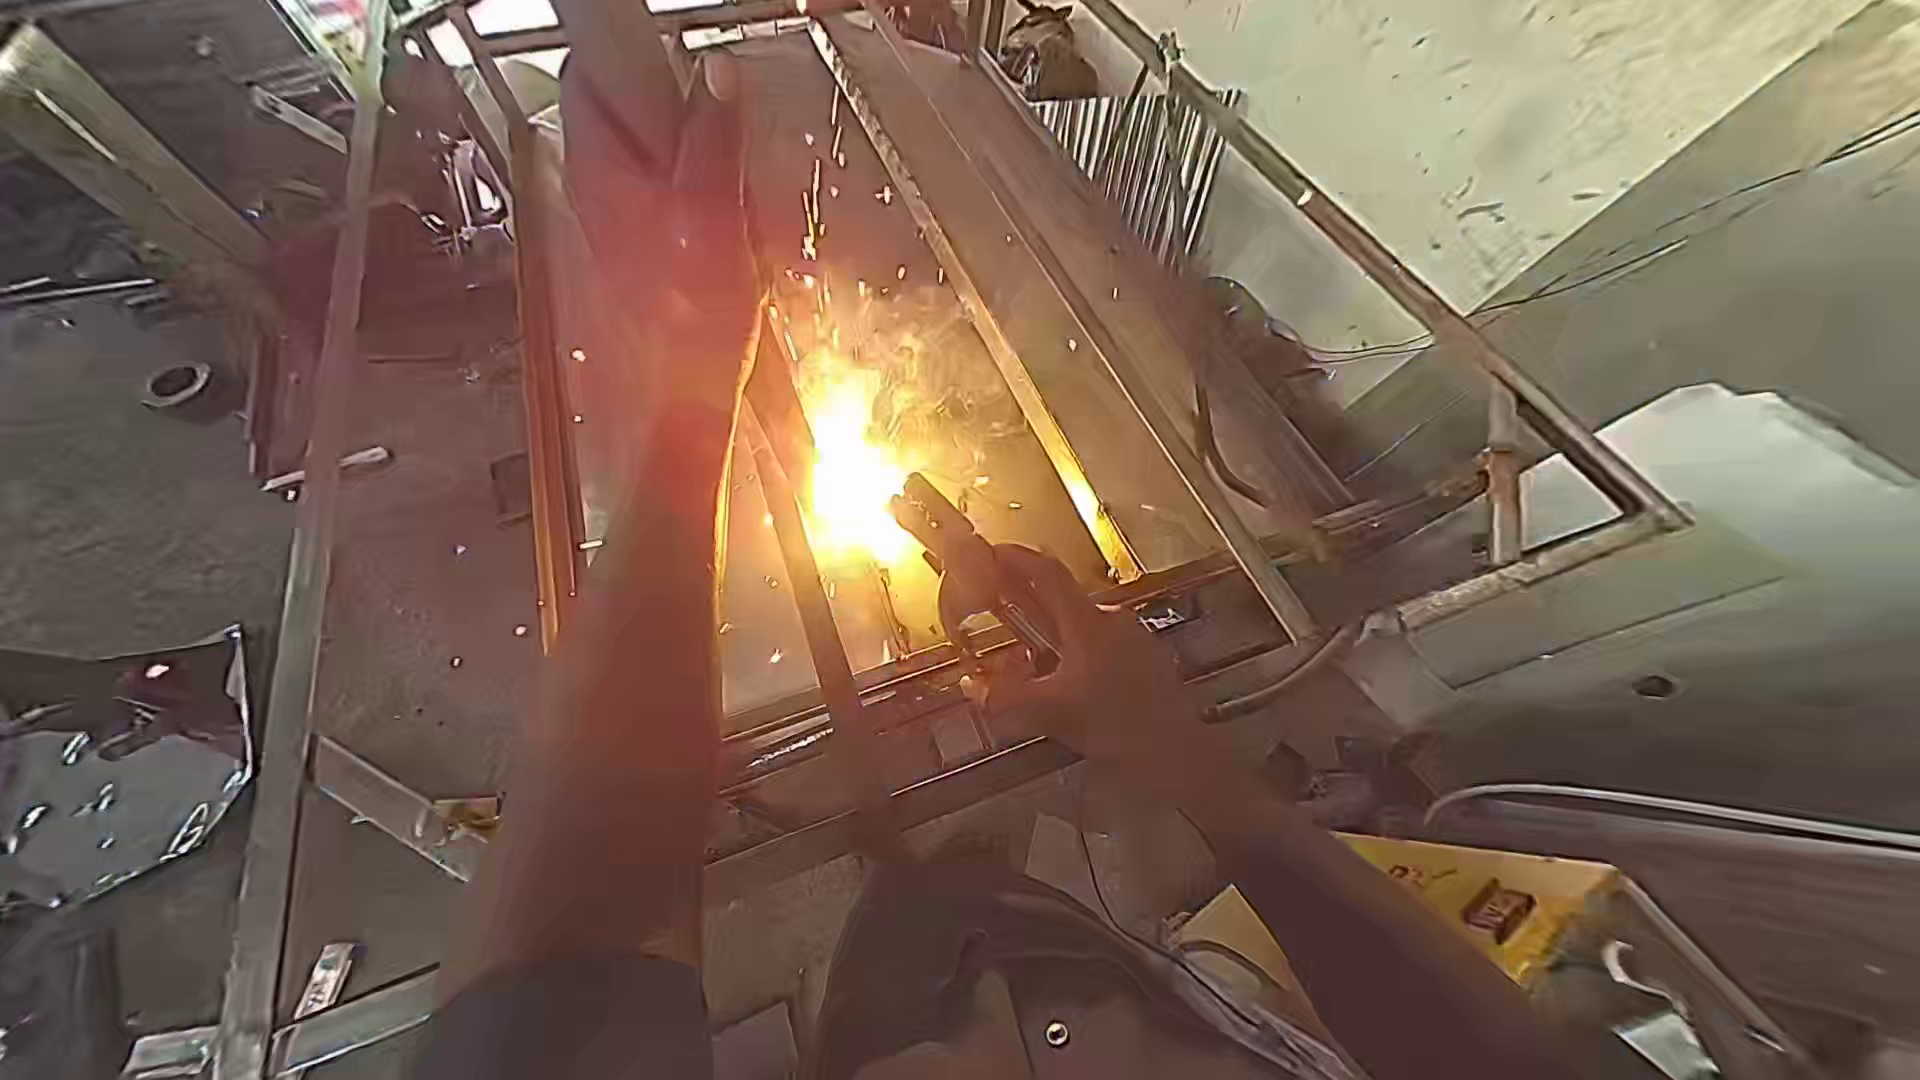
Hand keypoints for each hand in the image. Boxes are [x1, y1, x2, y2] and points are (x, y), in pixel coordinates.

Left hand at [560, 49, 755, 424]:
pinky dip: (704, 215)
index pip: (594, 69)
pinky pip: (674, 212)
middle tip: (728, 154)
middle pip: (634, 120)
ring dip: (701, 175)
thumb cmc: (688, 323)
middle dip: (686, 127)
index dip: (638, 53)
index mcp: (600, 168)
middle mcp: (597, 191)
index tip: (678, 58)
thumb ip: (714, 141)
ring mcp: (621, 228)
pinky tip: (729, 245)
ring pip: (659, 169)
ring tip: (735, 210)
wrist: (683, 396)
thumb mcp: (713, 217)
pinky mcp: (647, 260)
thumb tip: (718, 76)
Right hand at [971, 546, 1236, 800]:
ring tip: (1031, 652)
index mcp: (1087, 623)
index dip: (1018, 557)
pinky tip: (1070, 675)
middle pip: (1062, 596)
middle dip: (1029, 598)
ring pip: (1080, 620)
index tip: (994, 551)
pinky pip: (1100, 638)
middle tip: (1002, 605)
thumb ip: (1006, 697)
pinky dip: (1076, 646)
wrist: (1178, 753)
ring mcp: (1131, 635)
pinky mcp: (1143, 654)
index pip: (1048, 573)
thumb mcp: (1052, 713)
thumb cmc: (1118, 727)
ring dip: (1053, 627)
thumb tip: (971, 685)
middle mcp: (1111, 620)